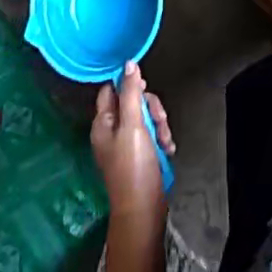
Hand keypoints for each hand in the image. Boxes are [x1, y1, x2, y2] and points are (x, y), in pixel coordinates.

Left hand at [91, 62, 173, 222]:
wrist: (143, 209)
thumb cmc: (133, 165)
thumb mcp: (133, 125)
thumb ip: (130, 93)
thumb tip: (129, 62)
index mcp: (103, 122)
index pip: (111, 90)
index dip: (127, 84)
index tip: (144, 87)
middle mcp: (112, 131)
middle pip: (132, 102)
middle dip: (150, 108)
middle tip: (160, 120)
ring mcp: (126, 144)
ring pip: (144, 118)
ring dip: (159, 125)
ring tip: (166, 140)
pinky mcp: (140, 155)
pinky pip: (151, 135)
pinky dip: (161, 139)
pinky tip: (168, 149)